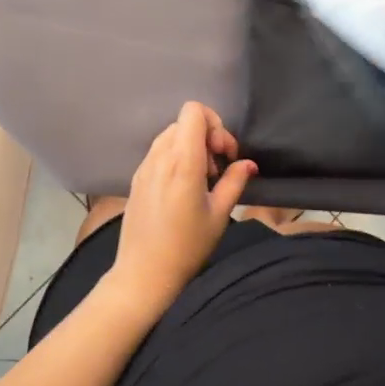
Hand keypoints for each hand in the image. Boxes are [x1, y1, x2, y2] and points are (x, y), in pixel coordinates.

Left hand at [106, 102, 257, 311]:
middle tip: (218, 170)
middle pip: (184, 122)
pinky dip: (176, 158)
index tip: (225, 155)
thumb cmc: (187, 247)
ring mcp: (144, 166)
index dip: (215, 124)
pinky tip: (184, 189)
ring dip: (191, 147)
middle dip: (207, 137)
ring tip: (203, 180)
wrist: (143, 274)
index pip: (194, 111)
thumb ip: (234, 182)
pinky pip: (159, 152)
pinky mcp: (136, 178)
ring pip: (171, 135)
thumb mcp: (219, 215)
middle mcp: (159, 157)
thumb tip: (248, 164)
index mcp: (182, 162)